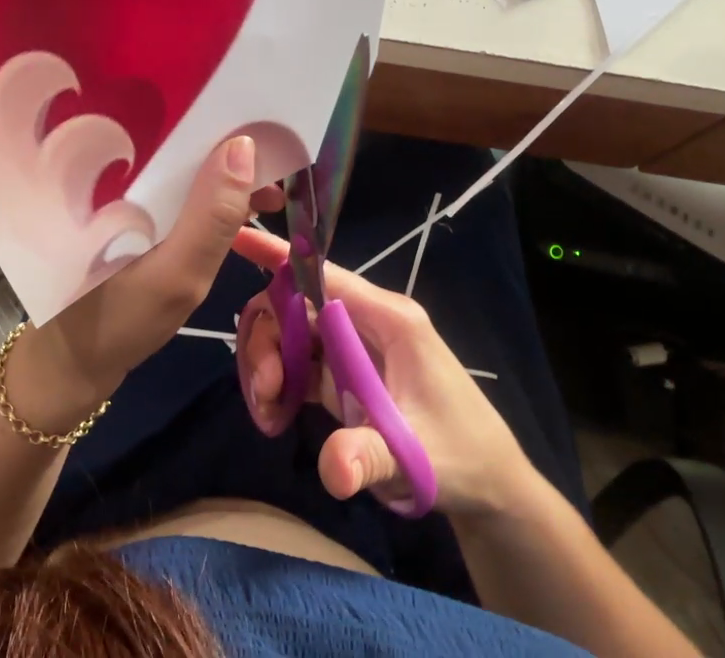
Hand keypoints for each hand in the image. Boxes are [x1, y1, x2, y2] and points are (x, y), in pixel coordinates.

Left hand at [16, 136, 284, 415]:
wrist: (68, 370)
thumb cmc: (119, 322)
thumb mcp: (178, 274)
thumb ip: (213, 216)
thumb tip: (243, 144)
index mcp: (118, 179)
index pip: (175, 133)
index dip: (224, 131)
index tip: (274, 143)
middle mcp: (115, 181)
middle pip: (179, 152)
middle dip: (230, 158)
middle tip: (279, 181)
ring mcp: (119, 206)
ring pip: (179, 179)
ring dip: (222, 184)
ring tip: (267, 199)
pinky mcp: (124, 228)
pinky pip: (171, 203)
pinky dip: (203, 207)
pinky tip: (233, 218)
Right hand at [232, 228, 544, 517]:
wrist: (488, 486)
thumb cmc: (460, 457)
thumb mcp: (413, 457)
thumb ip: (368, 456)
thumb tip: (331, 469)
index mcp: (389, 319)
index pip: (322, 274)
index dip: (277, 255)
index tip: (236, 239)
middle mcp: (367, 322)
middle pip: (293, 305)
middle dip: (266, 342)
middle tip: (264, 394)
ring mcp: (353, 346)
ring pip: (288, 333)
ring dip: (267, 367)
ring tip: (270, 416)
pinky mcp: (344, 372)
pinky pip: (295, 362)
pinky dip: (277, 384)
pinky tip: (276, 417)